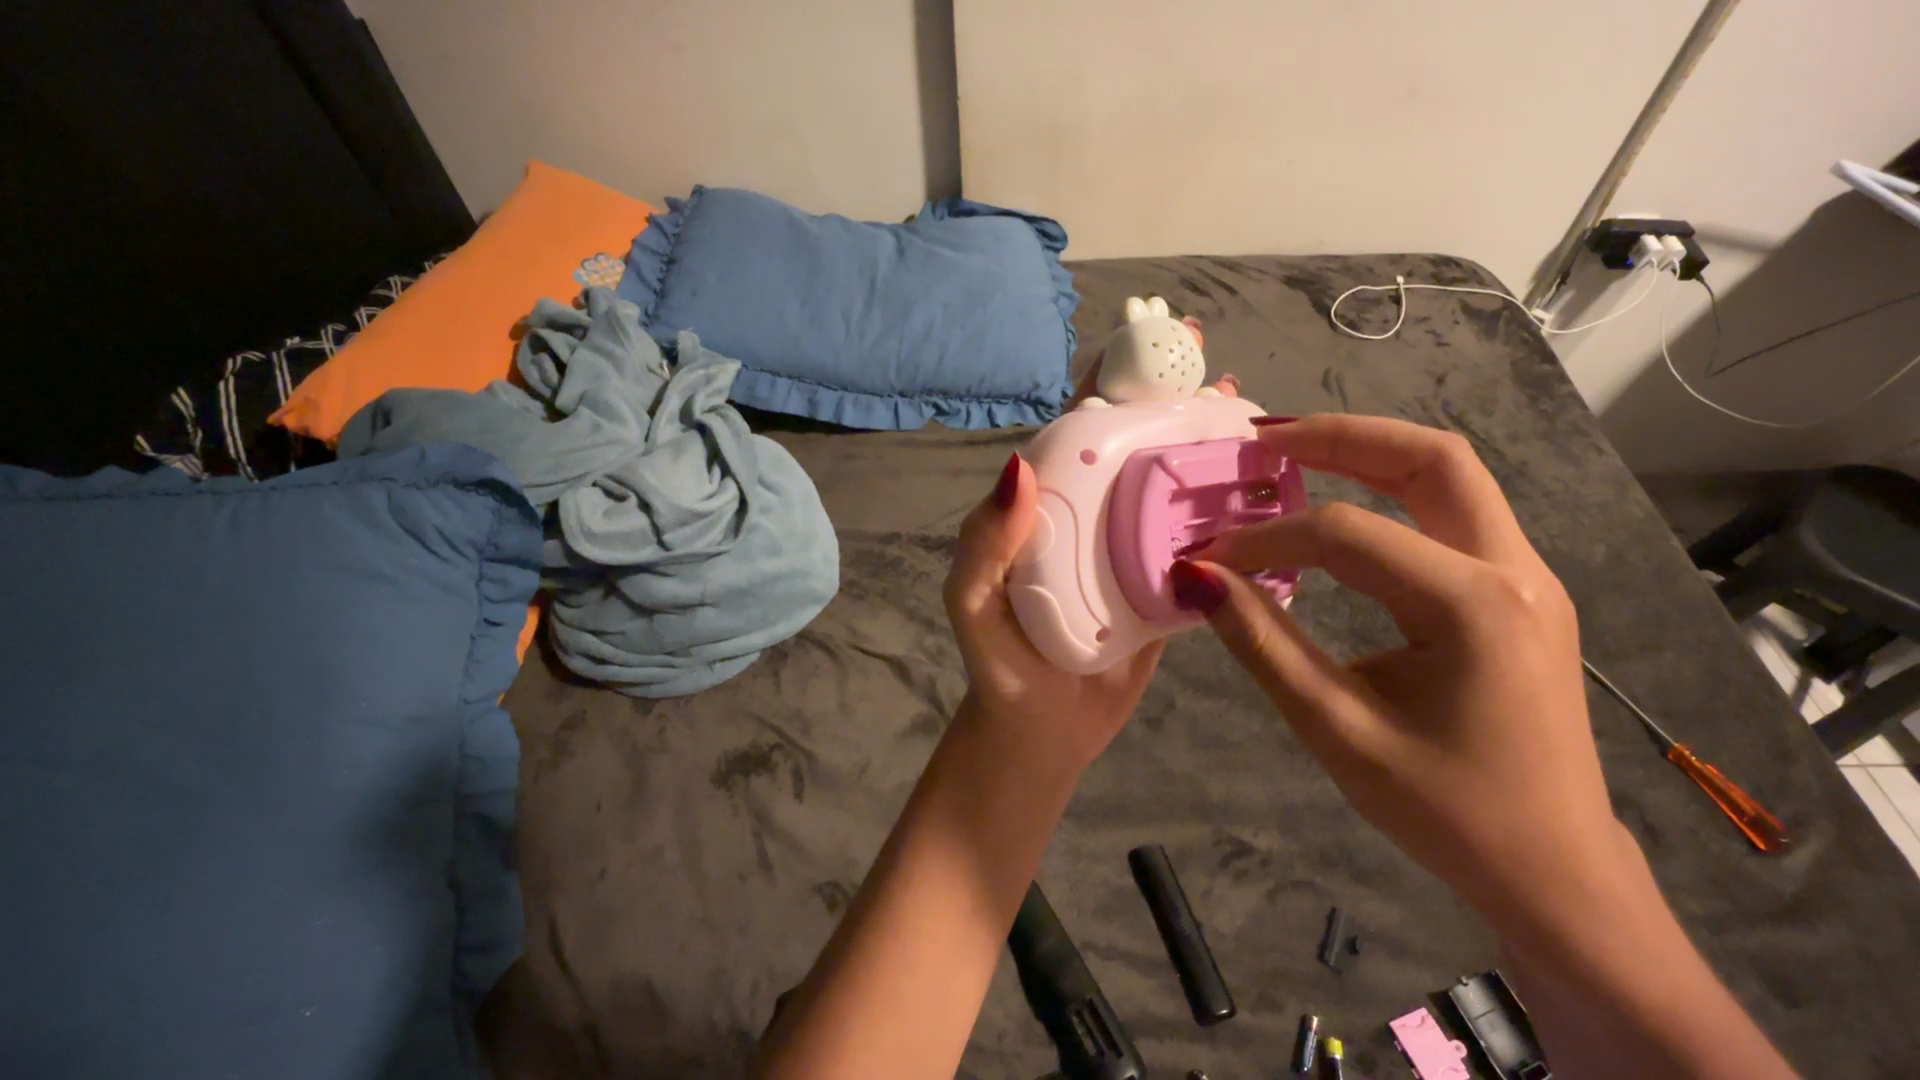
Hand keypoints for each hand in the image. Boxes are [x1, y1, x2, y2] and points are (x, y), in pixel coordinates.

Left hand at [941, 359, 1236, 766]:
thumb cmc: (1000, 665)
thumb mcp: (972, 601)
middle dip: (1174, 403)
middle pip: (1135, 447)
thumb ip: (985, 541)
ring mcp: (1132, 552)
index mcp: (1048, 508)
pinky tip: (1266, 494)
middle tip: (1220, 375)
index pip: (1077, 429)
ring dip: (1210, 450)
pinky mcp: (1167, 589)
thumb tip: (1018, 467)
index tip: (1151, 337)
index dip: (1110, 382)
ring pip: (1173, 488)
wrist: (1043, 734)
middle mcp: (1092, 518)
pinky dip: (1230, 516)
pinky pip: (1200, 544)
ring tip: (1253, 419)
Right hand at [1172, 414, 1617, 915]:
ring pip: (1453, 477)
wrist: (1553, 871)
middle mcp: (1515, 571)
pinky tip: (1348, 509)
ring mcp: (1530, 578)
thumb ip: (1263, 644)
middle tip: (1263, 438)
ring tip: (1295, 454)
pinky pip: (1458, 515)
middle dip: (1341, 437)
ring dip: (1372, 454)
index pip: (1348, 536)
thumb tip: (1195, 577)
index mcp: (1474, 607)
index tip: (1204, 556)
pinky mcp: (1522, 594)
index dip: (1265, 538)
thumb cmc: (1445, 811)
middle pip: (1432, 460)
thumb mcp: (1338, 731)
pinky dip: (1396, 494)